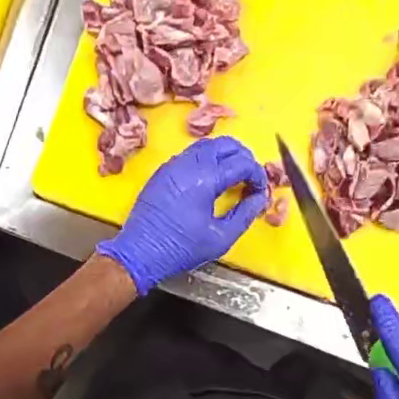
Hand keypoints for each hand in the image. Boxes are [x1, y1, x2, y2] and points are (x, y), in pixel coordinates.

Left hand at [97, 136, 268, 295]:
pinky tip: (210, 181)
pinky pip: (190, 154)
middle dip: (244, 159)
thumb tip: (259, 199)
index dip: (258, 175)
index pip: (242, 163)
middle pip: (226, 144)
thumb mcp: (220, 238)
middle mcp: (188, 164)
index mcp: (205, 178)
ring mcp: (173, 165)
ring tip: (232, 178)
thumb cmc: (180, 249)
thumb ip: (245, 215)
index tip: (259, 191)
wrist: (139, 253)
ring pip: (207, 145)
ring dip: (224, 156)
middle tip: (249, 180)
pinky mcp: (162, 172)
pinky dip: (206, 160)